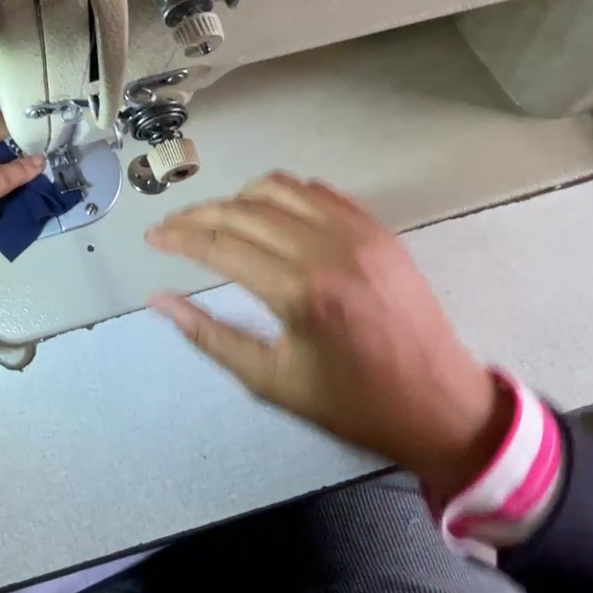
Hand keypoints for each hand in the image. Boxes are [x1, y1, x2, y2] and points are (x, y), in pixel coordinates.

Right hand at [146, 173, 512, 497]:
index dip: (177, 237)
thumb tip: (159, 300)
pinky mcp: (377, 229)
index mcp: (300, 292)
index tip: (151, 237)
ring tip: (215, 221)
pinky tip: (266, 216)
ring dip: (236, 198)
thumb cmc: (351, 403)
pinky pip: (316, 191)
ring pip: (277, 188)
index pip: (219, 245)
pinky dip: (281, 195)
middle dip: (197, 215)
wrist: (441, 405)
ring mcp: (357, 232)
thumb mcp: (270, 381)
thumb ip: (209, 335)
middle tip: (170, 227)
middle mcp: (327, 249)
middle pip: (241, 210)